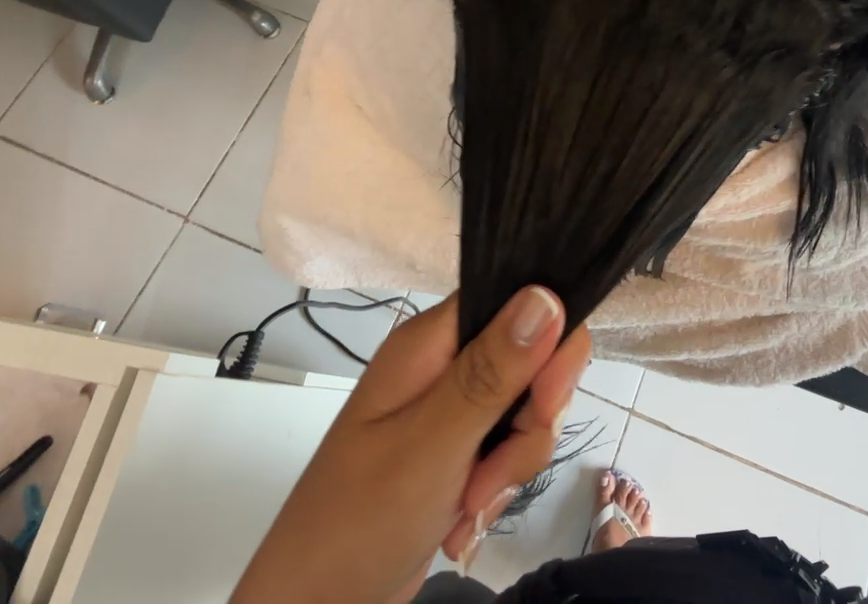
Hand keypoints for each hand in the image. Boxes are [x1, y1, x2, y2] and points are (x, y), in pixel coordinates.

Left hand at [235, 288, 591, 603]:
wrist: (320, 601)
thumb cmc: (361, 517)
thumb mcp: (432, 442)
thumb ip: (491, 371)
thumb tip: (545, 295)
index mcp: (431, 342)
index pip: (516, 301)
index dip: (547, 341)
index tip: (546, 400)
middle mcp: (444, 364)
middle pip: (532, 361)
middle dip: (531, 422)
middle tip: (497, 469)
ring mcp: (451, 408)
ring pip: (526, 411)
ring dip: (511, 465)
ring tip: (468, 503)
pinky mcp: (457, 448)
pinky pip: (508, 449)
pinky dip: (498, 486)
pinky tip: (464, 517)